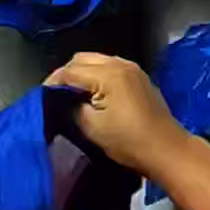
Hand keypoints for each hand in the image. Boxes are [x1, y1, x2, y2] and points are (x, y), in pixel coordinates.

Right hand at [45, 52, 192, 175]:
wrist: (168, 150)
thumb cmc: (129, 142)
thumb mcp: (92, 128)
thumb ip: (72, 107)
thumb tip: (61, 99)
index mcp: (107, 74)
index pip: (70, 71)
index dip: (53, 83)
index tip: (42, 97)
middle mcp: (119, 63)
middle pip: (81, 58)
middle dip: (66, 73)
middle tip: (56, 94)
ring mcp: (131, 67)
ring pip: (95, 59)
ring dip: (81, 72)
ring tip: (72, 92)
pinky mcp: (137, 75)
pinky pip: (109, 65)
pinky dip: (96, 73)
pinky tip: (92, 91)